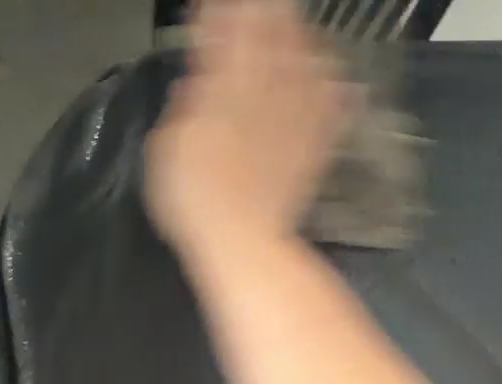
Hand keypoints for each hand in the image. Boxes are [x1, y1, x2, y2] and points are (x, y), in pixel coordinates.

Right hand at [145, 0, 351, 257]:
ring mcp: (296, 118)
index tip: (213, 7)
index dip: (221, 13)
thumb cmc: (195, 200)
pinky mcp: (315, 147)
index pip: (227, 30)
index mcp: (225, 86)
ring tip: (294, 28)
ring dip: (300, 39)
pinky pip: (332, 105)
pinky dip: (332, 87)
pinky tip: (335, 80)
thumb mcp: (167, 147)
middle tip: (258, 6)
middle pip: (273, 35)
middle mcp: (266, 91)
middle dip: (265, 14)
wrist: (243, 242)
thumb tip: (192, 86)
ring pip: (307, 60)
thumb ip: (184, 107)